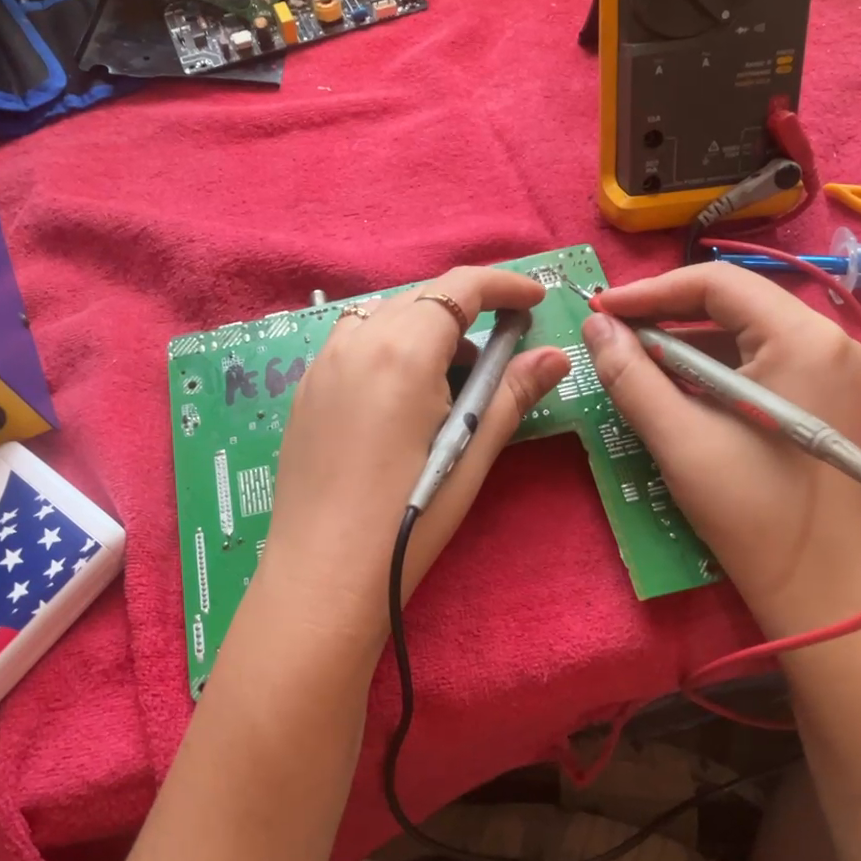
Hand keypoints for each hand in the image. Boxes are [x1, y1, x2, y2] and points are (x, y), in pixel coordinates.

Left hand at [255, 268, 570, 655]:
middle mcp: (355, 342)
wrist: (322, 575)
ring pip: (383, 318)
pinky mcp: (305, 392)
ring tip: (447, 389)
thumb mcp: (470, 454)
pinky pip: (353, 345)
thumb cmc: (408, 520)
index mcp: (402, 350)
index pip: (460, 287)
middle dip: (466, 314)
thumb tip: (556, 356)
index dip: (504, 285)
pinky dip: (387, 351)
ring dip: (423, 332)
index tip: (534, 300)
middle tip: (497, 361)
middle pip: (421, 299)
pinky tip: (401, 404)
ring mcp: (322, 365)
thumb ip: (511, 394)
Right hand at [582, 264, 860, 629]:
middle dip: (664, 314)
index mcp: (803, 339)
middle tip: (610, 332)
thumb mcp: (680, 439)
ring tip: (632, 358)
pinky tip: (672, 384)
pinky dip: (708, 364)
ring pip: (741, 329)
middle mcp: (826, 338)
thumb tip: (595, 325)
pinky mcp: (820, 392)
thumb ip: (631, 376)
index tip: (599, 309)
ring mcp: (830, 366)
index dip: (650, 291)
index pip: (717, 282)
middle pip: (732, 300)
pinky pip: (755, 357)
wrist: (815, 585)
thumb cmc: (751, 511)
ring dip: (683, 340)